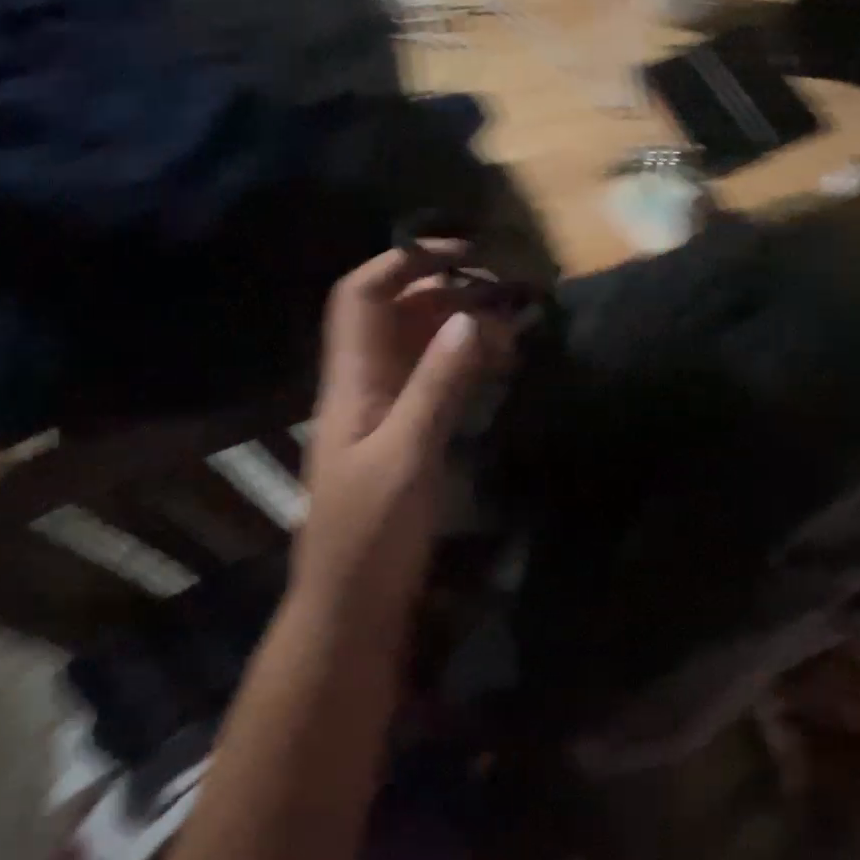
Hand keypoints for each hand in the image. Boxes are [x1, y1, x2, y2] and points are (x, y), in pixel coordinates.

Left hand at [297, 241, 513, 610]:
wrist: (351, 607)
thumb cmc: (371, 534)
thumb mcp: (408, 456)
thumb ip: (438, 385)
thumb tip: (470, 317)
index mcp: (350, 381)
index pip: (362, 296)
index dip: (402, 262)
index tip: (462, 252)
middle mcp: (362, 386)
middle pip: (393, 316)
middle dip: (442, 291)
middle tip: (501, 291)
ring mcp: (381, 414)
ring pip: (414, 349)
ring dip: (455, 327)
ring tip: (508, 324)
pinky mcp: (402, 440)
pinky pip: (429, 383)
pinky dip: (460, 364)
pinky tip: (494, 367)